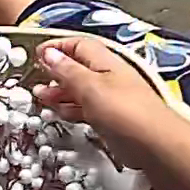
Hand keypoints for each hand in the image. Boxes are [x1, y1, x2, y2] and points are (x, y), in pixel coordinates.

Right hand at [32, 37, 189, 168]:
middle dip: (55, 71)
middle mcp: (109, 77)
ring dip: (60, 91)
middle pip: (78, 67)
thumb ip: (68, 71)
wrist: (153, 144)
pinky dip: (70, 108)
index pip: (78, 45)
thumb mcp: (90, 87)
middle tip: (36, 78)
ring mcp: (110, 99)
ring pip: (80, 89)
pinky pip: (85, 108)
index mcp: (106, 62)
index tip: (37, 54)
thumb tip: (50, 54)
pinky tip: (61, 112)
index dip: (57, 47)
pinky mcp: (110, 119)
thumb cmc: (126, 113)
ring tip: (42, 97)